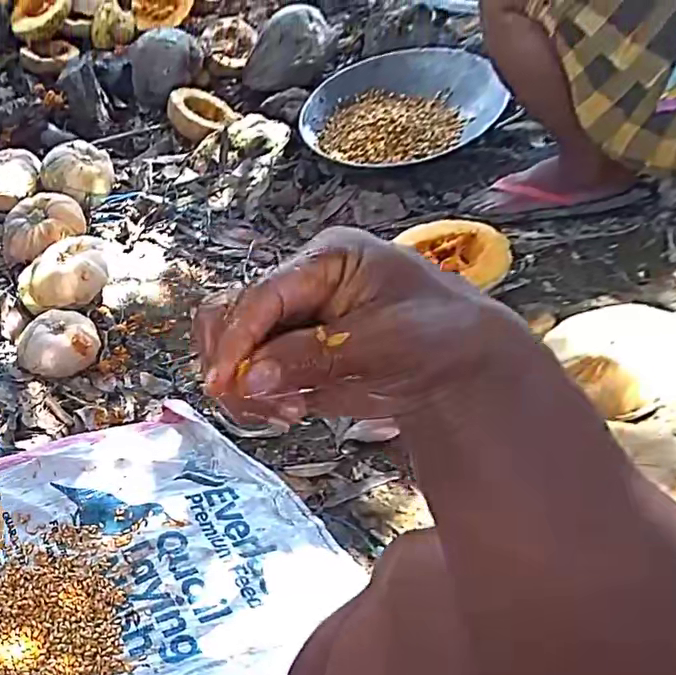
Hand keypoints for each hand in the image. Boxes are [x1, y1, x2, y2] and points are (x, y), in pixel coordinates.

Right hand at [196, 227, 534, 423]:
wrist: (453, 369)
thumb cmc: (435, 337)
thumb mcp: (384, 343)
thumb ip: (314, 357)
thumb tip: (249, 378)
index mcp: (324, 260)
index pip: (260, 295)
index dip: (236, 340)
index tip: (221, 382)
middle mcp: (294, 286)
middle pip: (227, 316)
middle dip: (234, 365)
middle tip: (259, 404)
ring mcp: (283, 323)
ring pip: (226, 350)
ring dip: (240, 388)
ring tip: (284, 412)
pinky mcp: (280, 356)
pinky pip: (243, 378)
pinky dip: (252, 401)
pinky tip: (287, 412)